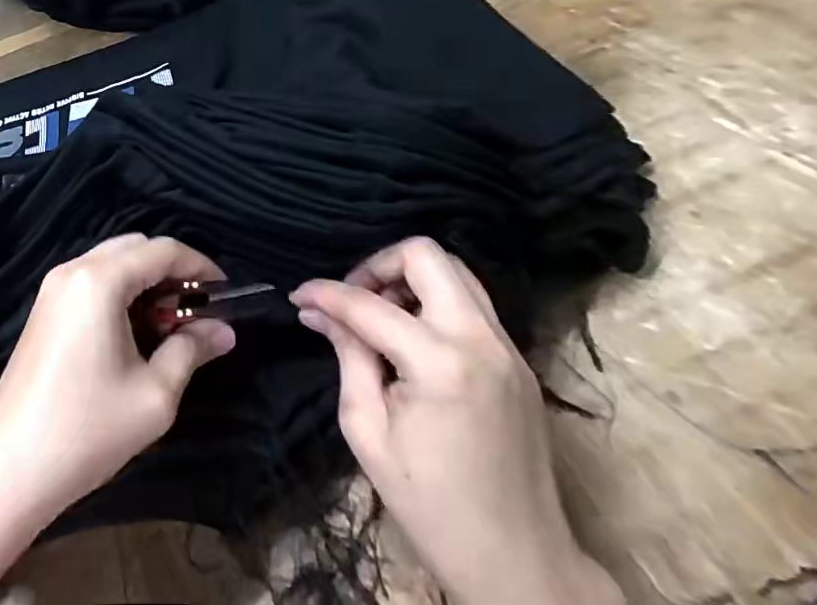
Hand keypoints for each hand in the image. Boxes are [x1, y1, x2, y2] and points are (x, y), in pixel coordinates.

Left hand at [0, 232, 236, 523]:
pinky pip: (90, 281)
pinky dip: (120, 292)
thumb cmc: (88, 429)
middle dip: (172, 270)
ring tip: (171, 325)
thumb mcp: (155, 394)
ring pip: (111, 262)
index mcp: (99, 281)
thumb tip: (223, 331)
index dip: (200, 265)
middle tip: (198, 311)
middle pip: (134, 248)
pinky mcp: (43, 310)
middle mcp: (72, 271)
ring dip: (145, 281)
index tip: (226, 294)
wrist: (10, 465)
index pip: (161, 250)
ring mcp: (52, 289)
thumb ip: (191, 349)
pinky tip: (135, 331)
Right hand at [290, 237, 621, 604]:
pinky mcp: (518, 360)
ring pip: (454, 270)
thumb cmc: (429, 503)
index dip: (325, 293)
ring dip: (408, 278)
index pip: (368, 303)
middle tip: (351, 300)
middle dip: (376, 265)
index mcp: (440, 363)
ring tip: (379, 317)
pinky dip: (433, 301)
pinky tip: (410, 338)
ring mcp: (508, 347)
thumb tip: (318, 312)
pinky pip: (470, 302)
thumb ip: (347, 355)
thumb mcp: (367, 428)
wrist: (518, 561)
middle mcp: (481, 340)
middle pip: (425, 255)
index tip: (298, 296)